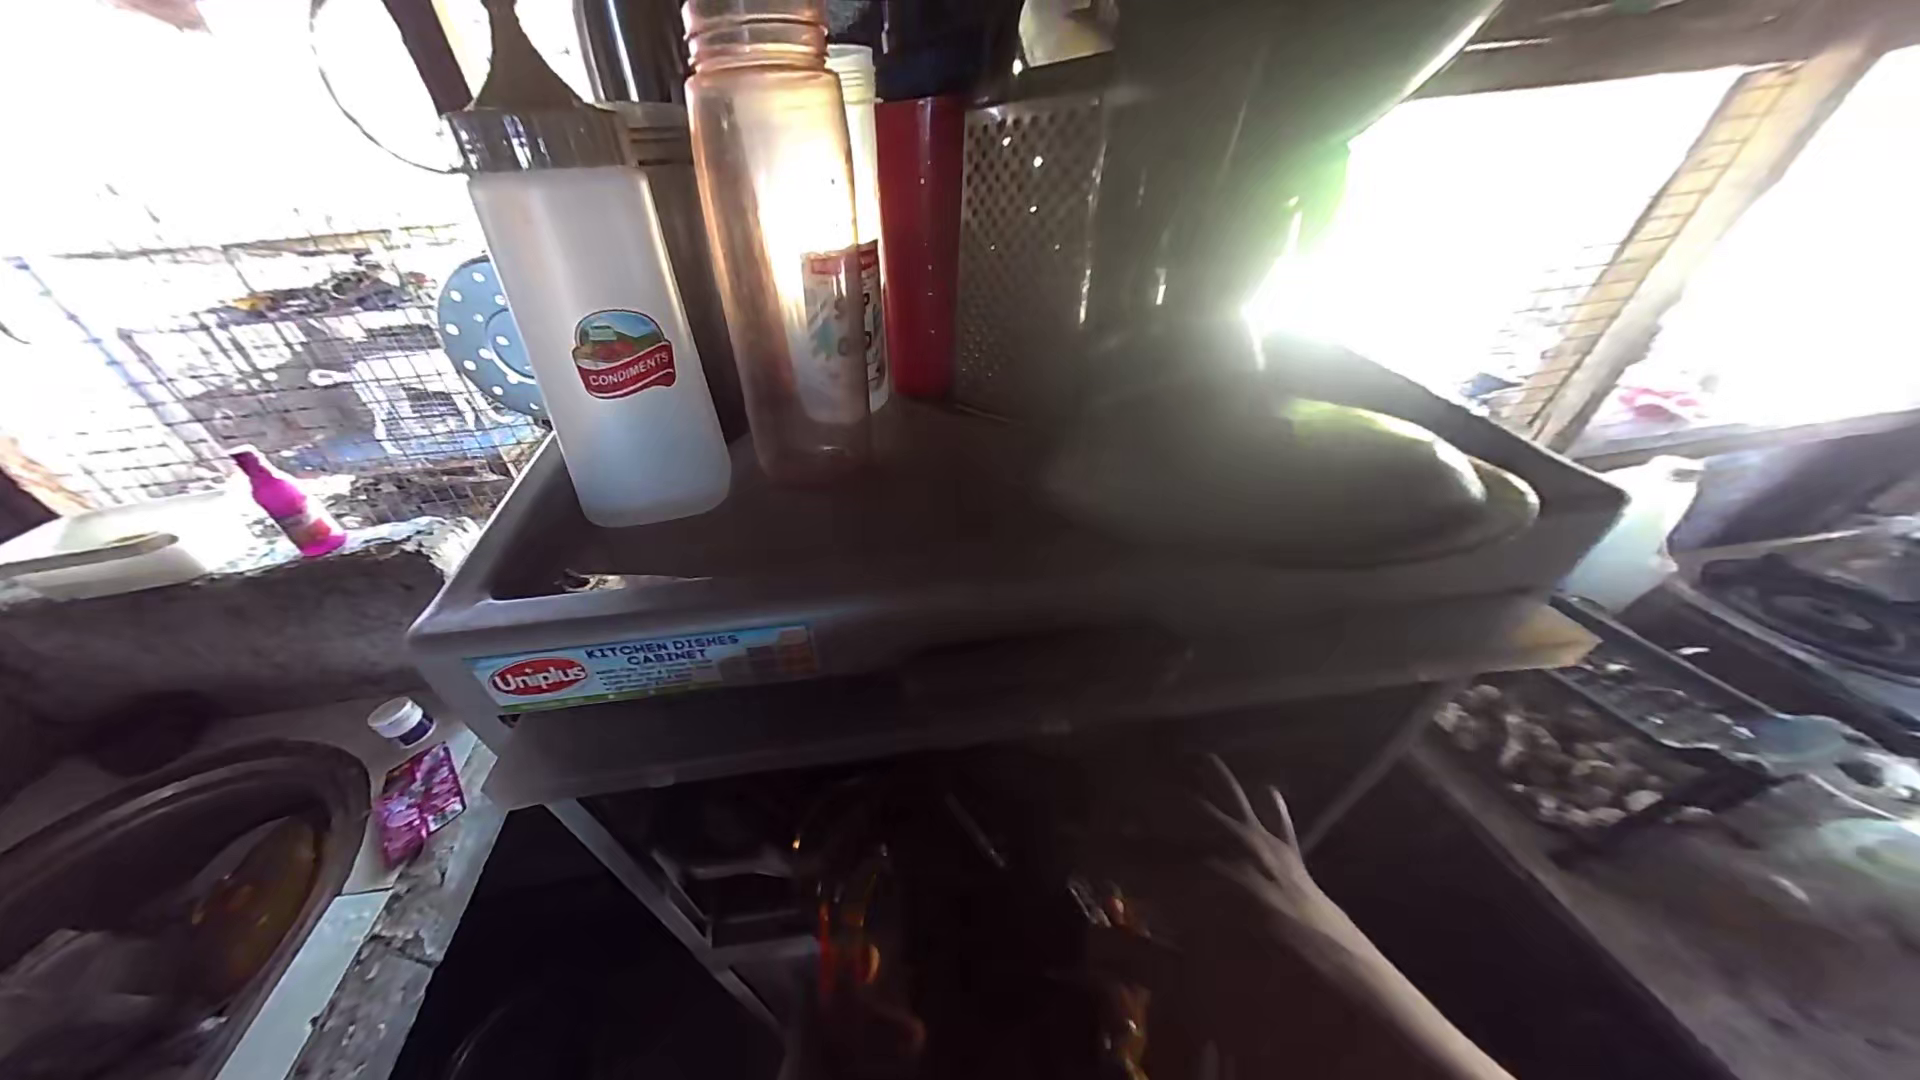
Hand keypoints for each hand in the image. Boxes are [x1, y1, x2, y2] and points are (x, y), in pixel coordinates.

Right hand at [1098, 755, 1513, 1079]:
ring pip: (1214, 781)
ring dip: (1180, 778)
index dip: (1085, 849)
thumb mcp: (1190, 995)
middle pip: (1159, 797)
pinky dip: (1245, 799)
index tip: (1061, 848)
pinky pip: (1267, 808)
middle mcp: (1221, 843)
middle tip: (1099, 810)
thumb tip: (1083, 943)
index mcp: (1189, 878)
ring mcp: (1260, 841)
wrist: (1368, 1036)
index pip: (1120, 853)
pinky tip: (1232, 806)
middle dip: (1123, 796)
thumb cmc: (1268, 1018)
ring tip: (1157, 784)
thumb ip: (1134, 961)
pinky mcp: (1290, 855)